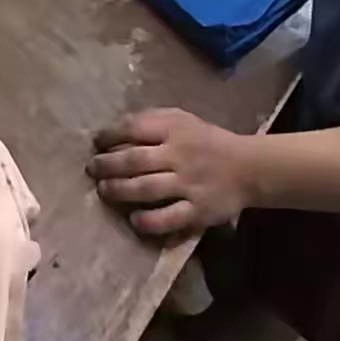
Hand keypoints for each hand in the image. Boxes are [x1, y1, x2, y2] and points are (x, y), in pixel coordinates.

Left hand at [89, 107, 256, 236]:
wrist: (247, 167)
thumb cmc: (206, 140)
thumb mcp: (182, 119)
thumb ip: (153, 120)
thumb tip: (118, 127)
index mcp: (174, 128)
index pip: (134, 128)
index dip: (110, 135)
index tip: (96, 142)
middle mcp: (179, 155)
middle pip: (134, 160)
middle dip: (107, 165)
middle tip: (92, 169)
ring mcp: (188, 184)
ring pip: (146, 189)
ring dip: (119, 191)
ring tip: (103, 191)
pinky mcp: (197, 212)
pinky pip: (167, 219)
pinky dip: (147, 221)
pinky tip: (133, 220)